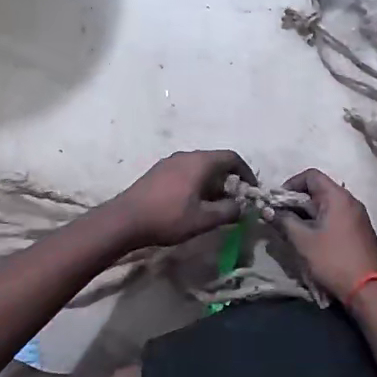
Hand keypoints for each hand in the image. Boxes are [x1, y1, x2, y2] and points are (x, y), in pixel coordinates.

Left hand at [104, 150, 254, 248]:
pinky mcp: (158, 172)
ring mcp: (170, 162)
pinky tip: (194, 203)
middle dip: (230, 180)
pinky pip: (186, 172)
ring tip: (217, 205)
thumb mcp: (203, 219)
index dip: (246, 173)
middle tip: (236, 200)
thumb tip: (242, 207)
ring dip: (213, 183)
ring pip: (200, 167)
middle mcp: (186, 156)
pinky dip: (198, 183)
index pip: (232, 158)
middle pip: (216, 161)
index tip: (252, 190)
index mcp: (200, 162)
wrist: (124, 220)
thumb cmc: (168, 217)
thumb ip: (228, 212)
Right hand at [277, 169, 376, 302]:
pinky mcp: (359, 231)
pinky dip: (320, 222)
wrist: (368, 288)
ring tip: (291, 230)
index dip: (291, 184)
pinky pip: (336, 218)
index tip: (277, 201)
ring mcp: (357, 216)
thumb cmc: (333, 259)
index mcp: (338, 196)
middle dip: (296, 202)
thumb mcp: (303, 240)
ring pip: (326, 206)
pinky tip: (310, 239)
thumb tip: (268, 211)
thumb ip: (284, 221)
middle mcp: (350, 201)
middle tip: (280, 218)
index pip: (311, 175)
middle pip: (319, 190)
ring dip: (307, 214)